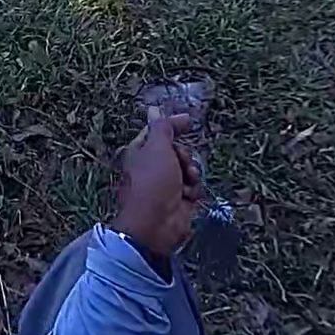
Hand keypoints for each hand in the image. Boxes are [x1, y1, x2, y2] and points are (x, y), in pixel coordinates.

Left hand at [110, 106, 201, 257]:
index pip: (158, 132)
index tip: (189, 121)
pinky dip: (193, 191)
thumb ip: (161, 128)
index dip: (173, 126)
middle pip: (177, 150)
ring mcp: (166, 185)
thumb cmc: (153, 182)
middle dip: (184, 155)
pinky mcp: (179, 200)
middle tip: (182, 164)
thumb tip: (155, 109)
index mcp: (140, 152)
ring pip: (188, 168)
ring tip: (188, 182)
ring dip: (191, 174)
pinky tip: (188, 197)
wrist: (155, 225)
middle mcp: (152, 167)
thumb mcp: (157, 148)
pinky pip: (193, 188)